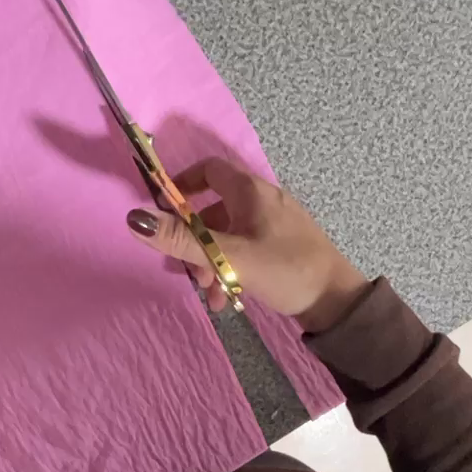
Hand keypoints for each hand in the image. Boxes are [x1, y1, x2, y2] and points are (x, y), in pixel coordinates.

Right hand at [128, 157, 368, 331]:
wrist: (337, 301)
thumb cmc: (285, 269)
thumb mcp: (229, 256)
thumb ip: (182, 239)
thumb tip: (134, 218)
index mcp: (251, 193)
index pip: (209, 170)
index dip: (182, 185)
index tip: (164, 210)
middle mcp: (262, 202)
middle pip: (214, 210)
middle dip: (195, 241)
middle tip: (189, 271)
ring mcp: (274, 225)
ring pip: (228, 236)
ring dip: (212, 263)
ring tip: (210, 293)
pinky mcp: (282, 248)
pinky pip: (246, 251)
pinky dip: (231, 270)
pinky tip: (228, 298)